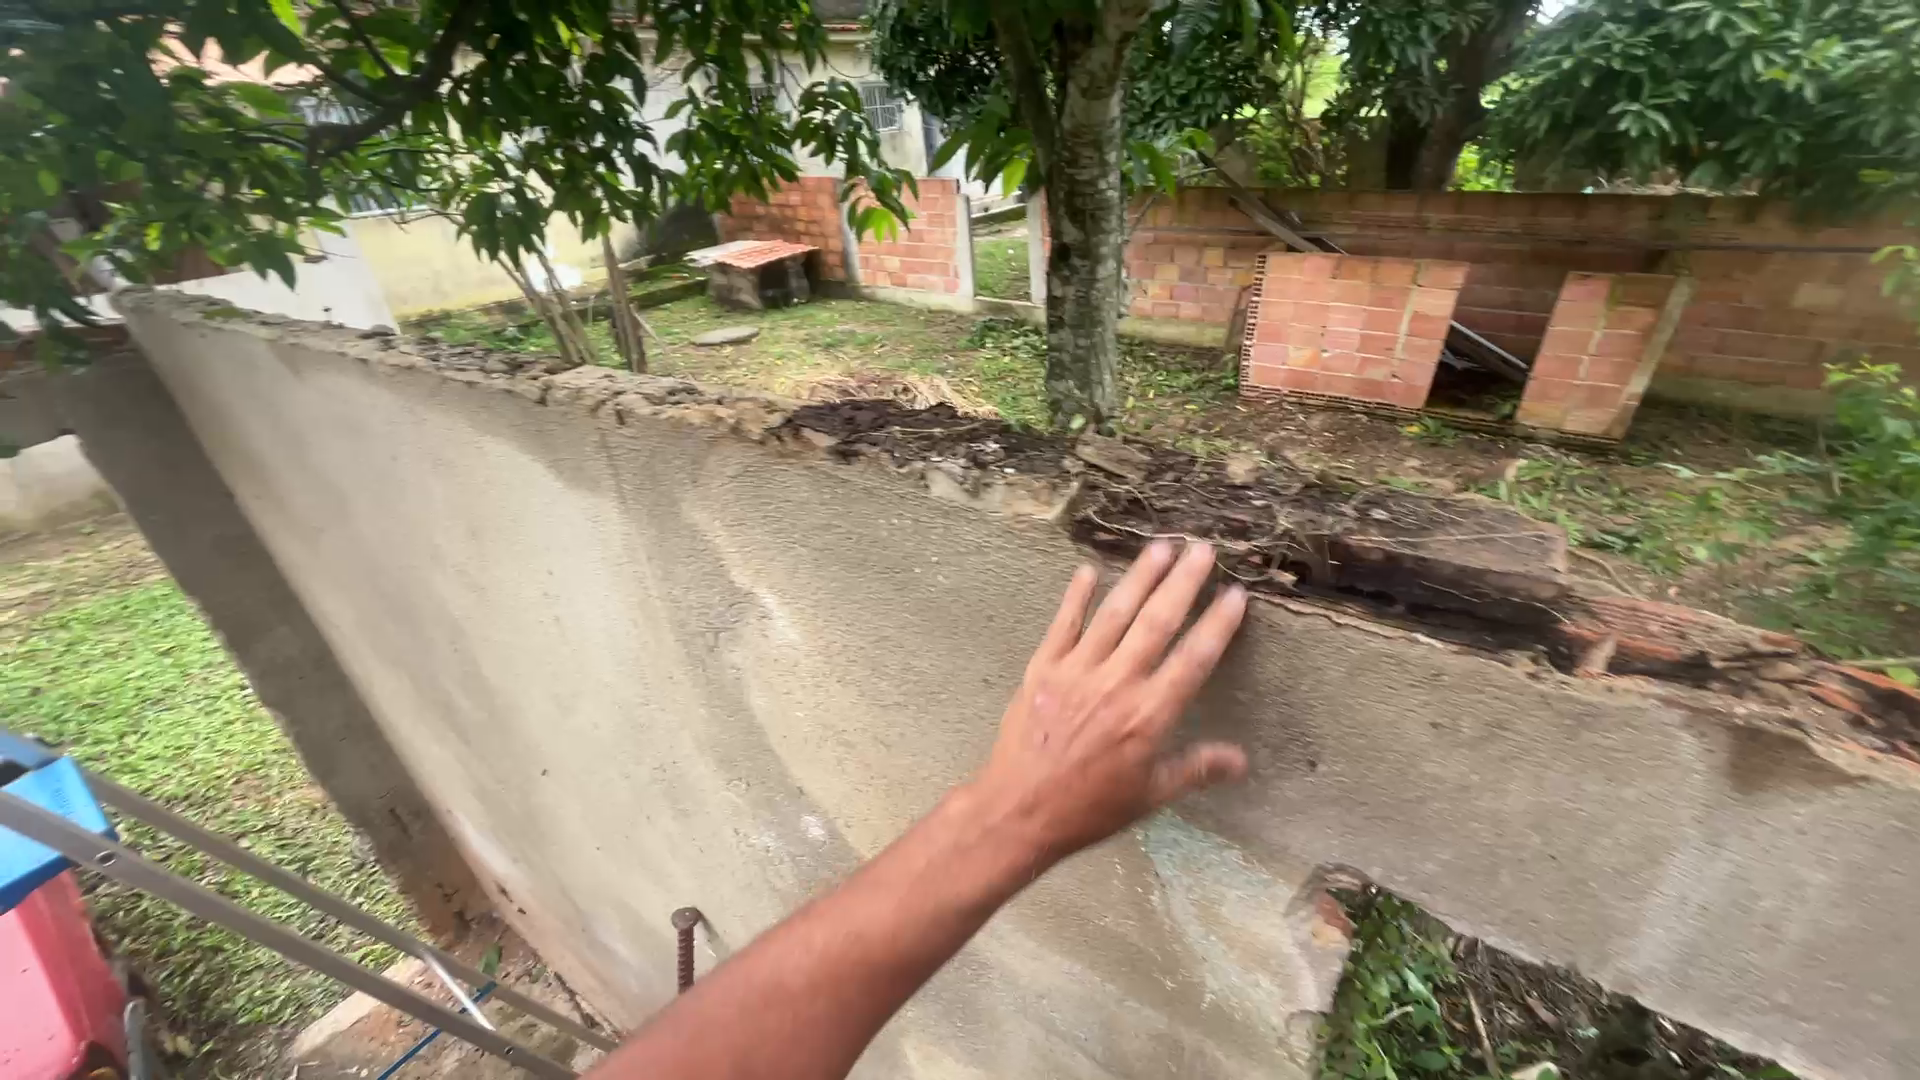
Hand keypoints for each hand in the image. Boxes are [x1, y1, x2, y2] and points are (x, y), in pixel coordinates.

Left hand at [969, 540, 1249, 863]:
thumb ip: (1196, 769)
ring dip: (1139, 577)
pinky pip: (1063, 624)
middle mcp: (1116, 683)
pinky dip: (1076, 596)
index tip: (1235, 594)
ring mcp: (1076, 670)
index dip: (1217, 624)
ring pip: (1114, 614)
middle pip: (1157, 623)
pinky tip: (1089, 570)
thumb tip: (1242, 759)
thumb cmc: (1089, 808)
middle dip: (1183, 583)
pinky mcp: (1042, 668)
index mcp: (1149, 715)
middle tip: (1202, 549)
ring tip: (1160, 547)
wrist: (1019, 808)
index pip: (1193, 659)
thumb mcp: (1150, 795)